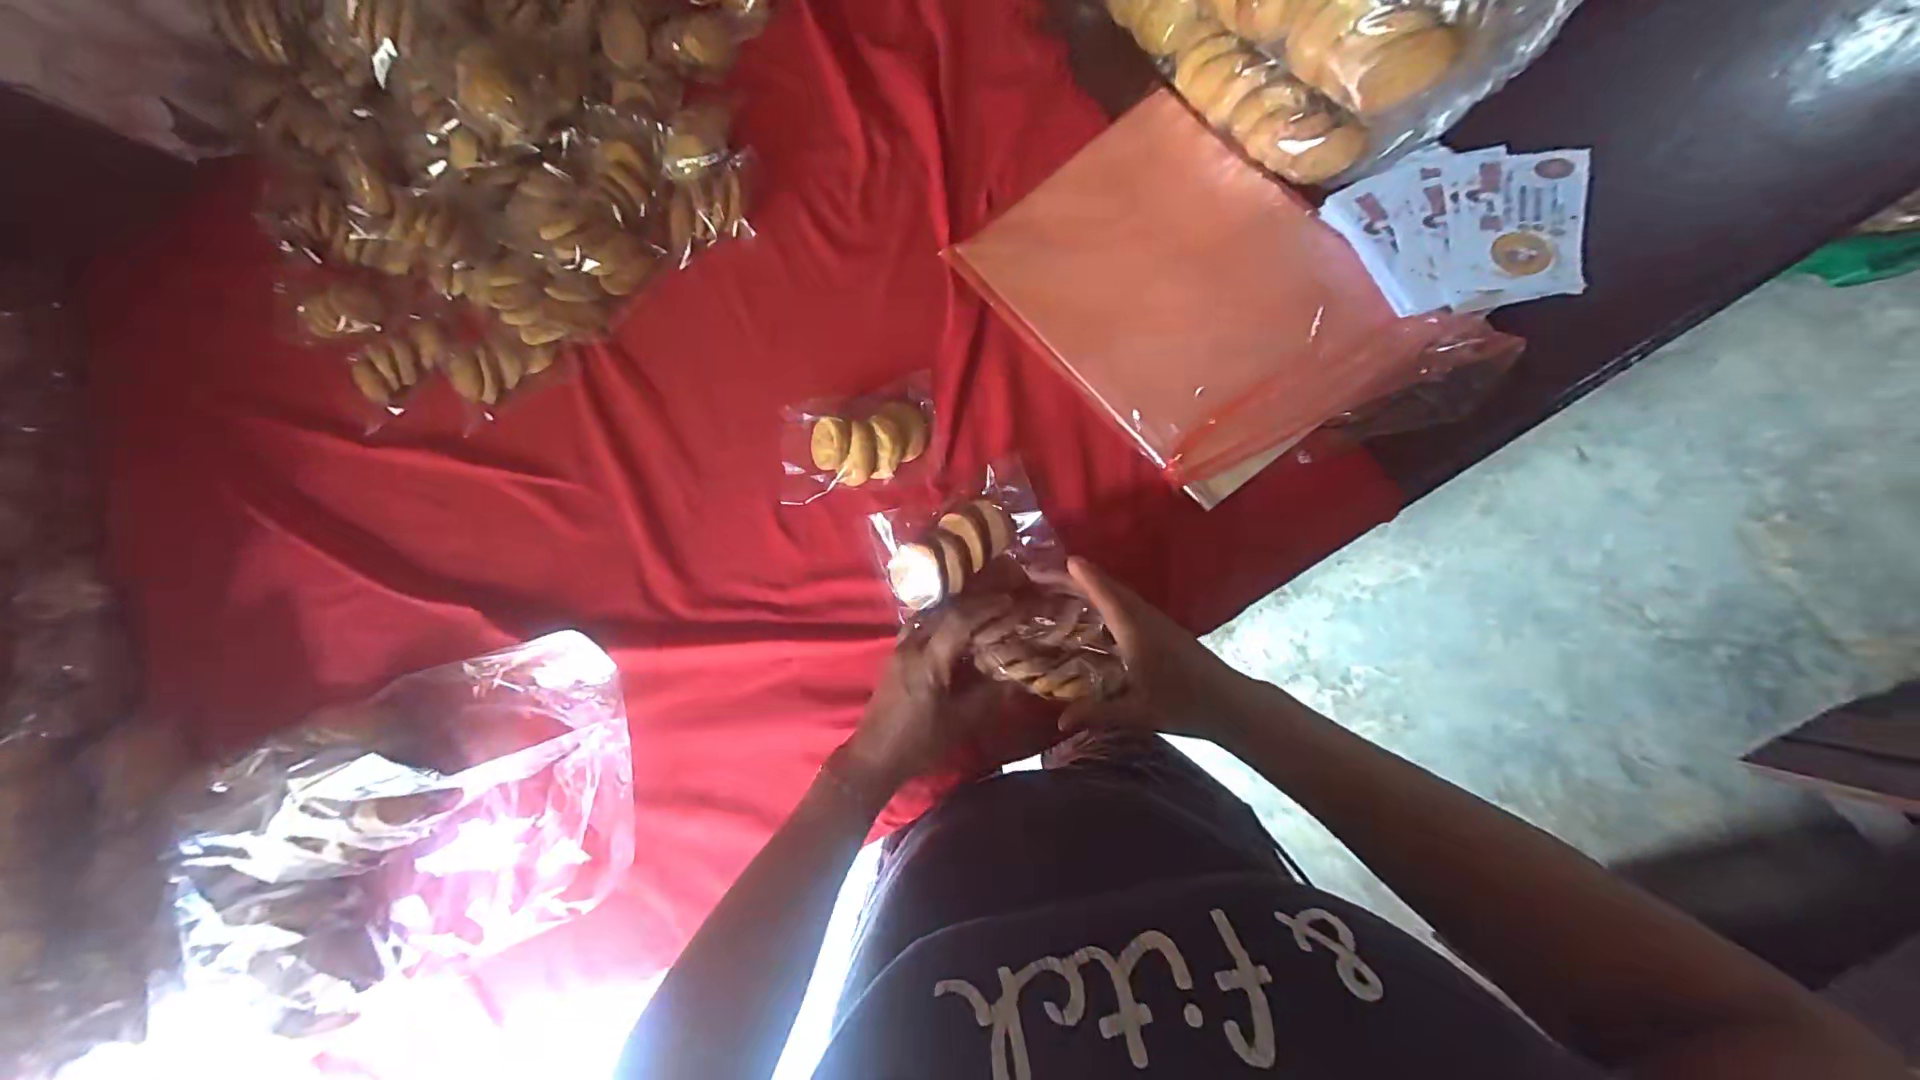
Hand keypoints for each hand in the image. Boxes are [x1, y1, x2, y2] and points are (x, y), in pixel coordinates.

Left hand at [837, 595, 1012, 797]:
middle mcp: (911, 647)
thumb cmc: (920, 743)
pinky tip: (952, 630)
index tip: (1009, 602)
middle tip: (1000, 603)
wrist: (875, 757)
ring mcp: (899, 649)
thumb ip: (988, 694)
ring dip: (955, 610)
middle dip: (974, 604)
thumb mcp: (961, 722)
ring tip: (980, 613)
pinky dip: (939, 620)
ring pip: (929, 616)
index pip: (959, 620)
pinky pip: (919, 626)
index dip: (986, 608)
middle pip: (944, 611)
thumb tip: (1013, 673)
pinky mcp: (894, 657)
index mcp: (928, 661)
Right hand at [1058, 557, 1268, 744]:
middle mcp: (1147, 620)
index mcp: (1135, 631)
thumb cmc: (1182, 705)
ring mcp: (1161, 623)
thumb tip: (1059, 722)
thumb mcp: (1135, 713)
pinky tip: (1109, 612)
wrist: (1230, 704)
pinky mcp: (1169, 631)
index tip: (1069, 560)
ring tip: (1080, 587)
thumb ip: (1096, 713)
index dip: (1087, 577)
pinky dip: (1117, 600)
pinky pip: (1136, 606)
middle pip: (1116, 591)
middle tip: (1064, 570)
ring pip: (1128, 597)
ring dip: (1105, 587)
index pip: (1107, 597)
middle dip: (1091, 578)